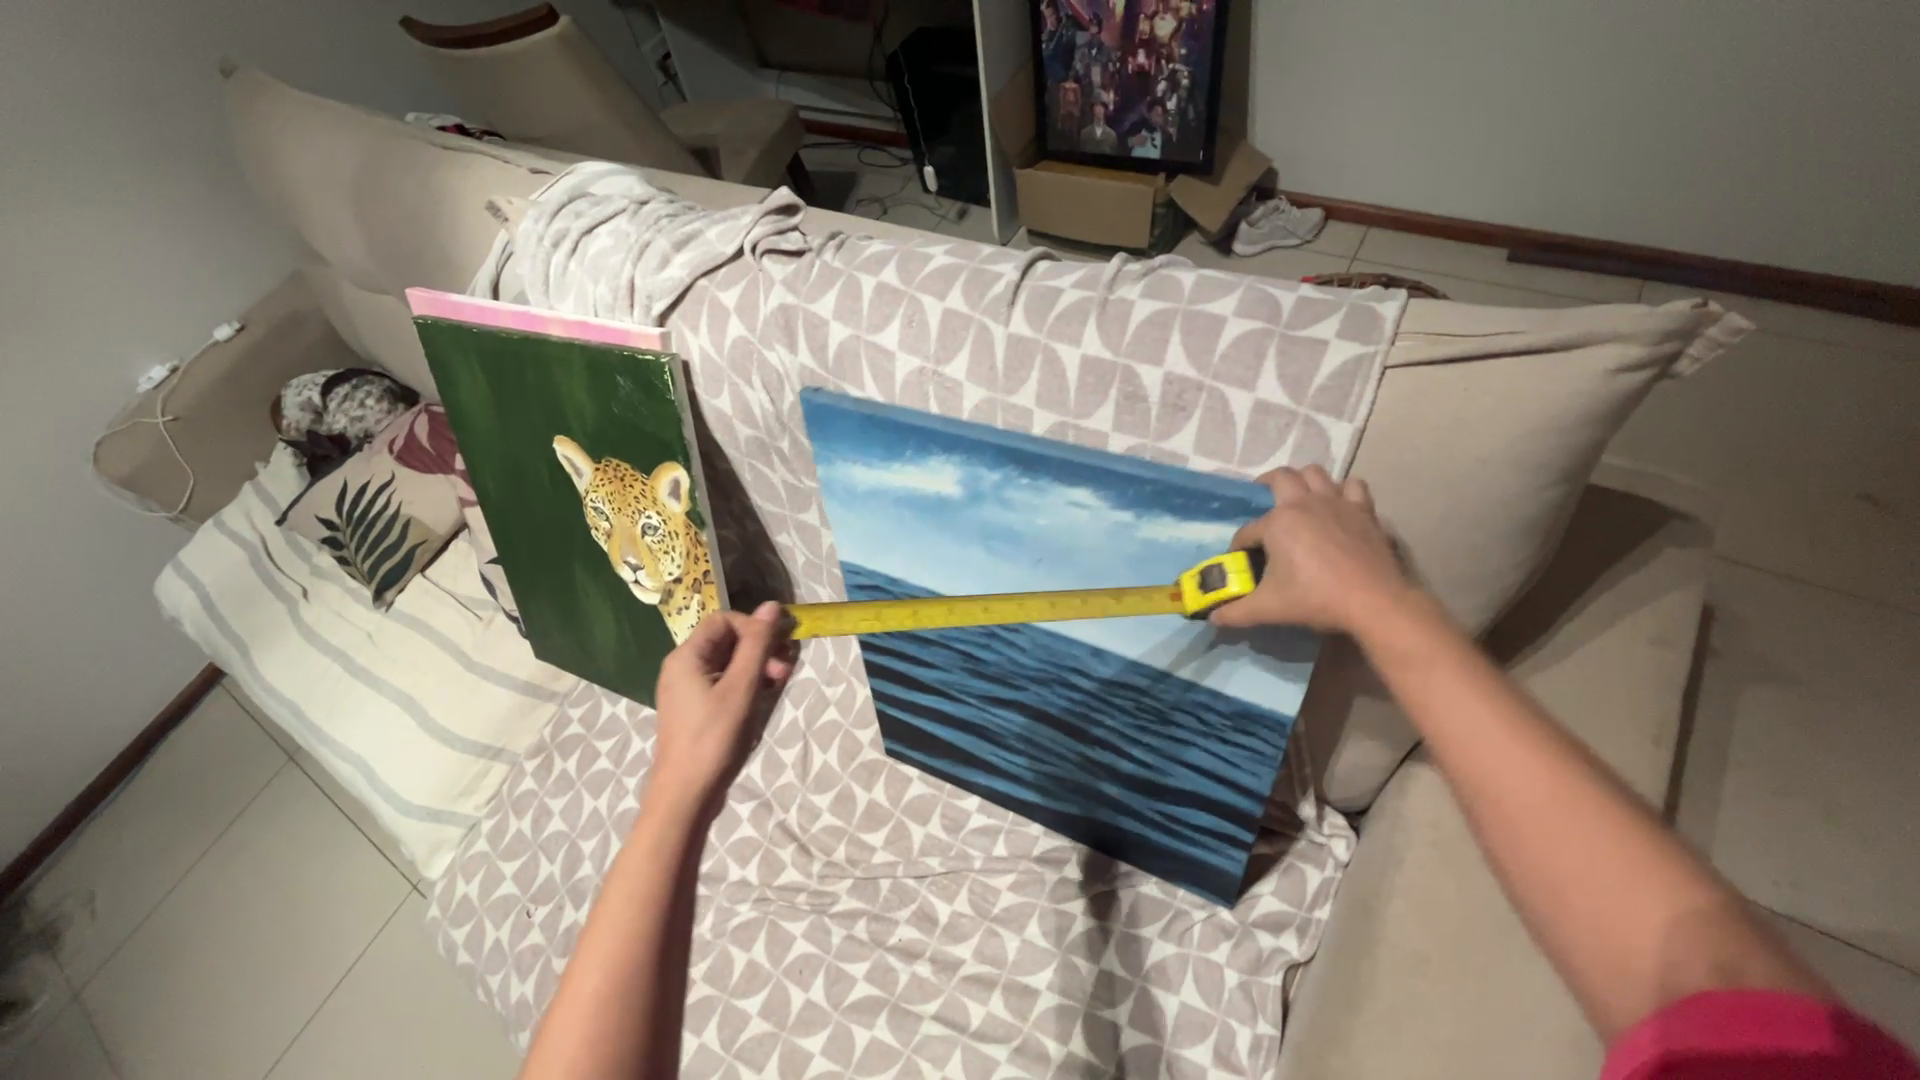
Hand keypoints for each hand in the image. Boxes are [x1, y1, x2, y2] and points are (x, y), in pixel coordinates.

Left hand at [647, 601, 793, 817]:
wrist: (686, 795)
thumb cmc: (714, 738)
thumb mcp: (741, 688)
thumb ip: (757, 645)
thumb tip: (772, 605)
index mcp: (686, 657)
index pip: (724, 620)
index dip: (754, 628)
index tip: (778, 648)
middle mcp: (682, 668)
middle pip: (726, 641)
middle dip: (759, 650)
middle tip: (783, 674)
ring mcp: (687, 691)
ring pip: (728, 664)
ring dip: (756, 669)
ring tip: (776, 688)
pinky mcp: (696, 711)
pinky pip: (724, 685)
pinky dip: (745, 687)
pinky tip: (760, 702)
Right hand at [1210, 465, 1413, 634]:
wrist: (1373, 601)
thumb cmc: (1315, 599)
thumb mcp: (1267, 608)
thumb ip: (1235, 612)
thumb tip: (1213, 618)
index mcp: (1277, 522)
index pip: (1247, 531)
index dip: (1240, 547)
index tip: (1243, 563)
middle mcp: (1304, 503)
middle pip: (1280, 478)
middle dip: (1265, 485)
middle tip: (1261, 498)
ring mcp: (1337, 503)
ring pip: (1316, 473)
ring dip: (1304, 480)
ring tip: (1298, 496)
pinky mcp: (1364, 510)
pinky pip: (1353, 486)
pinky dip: (1344, 490)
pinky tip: (1339, 504)